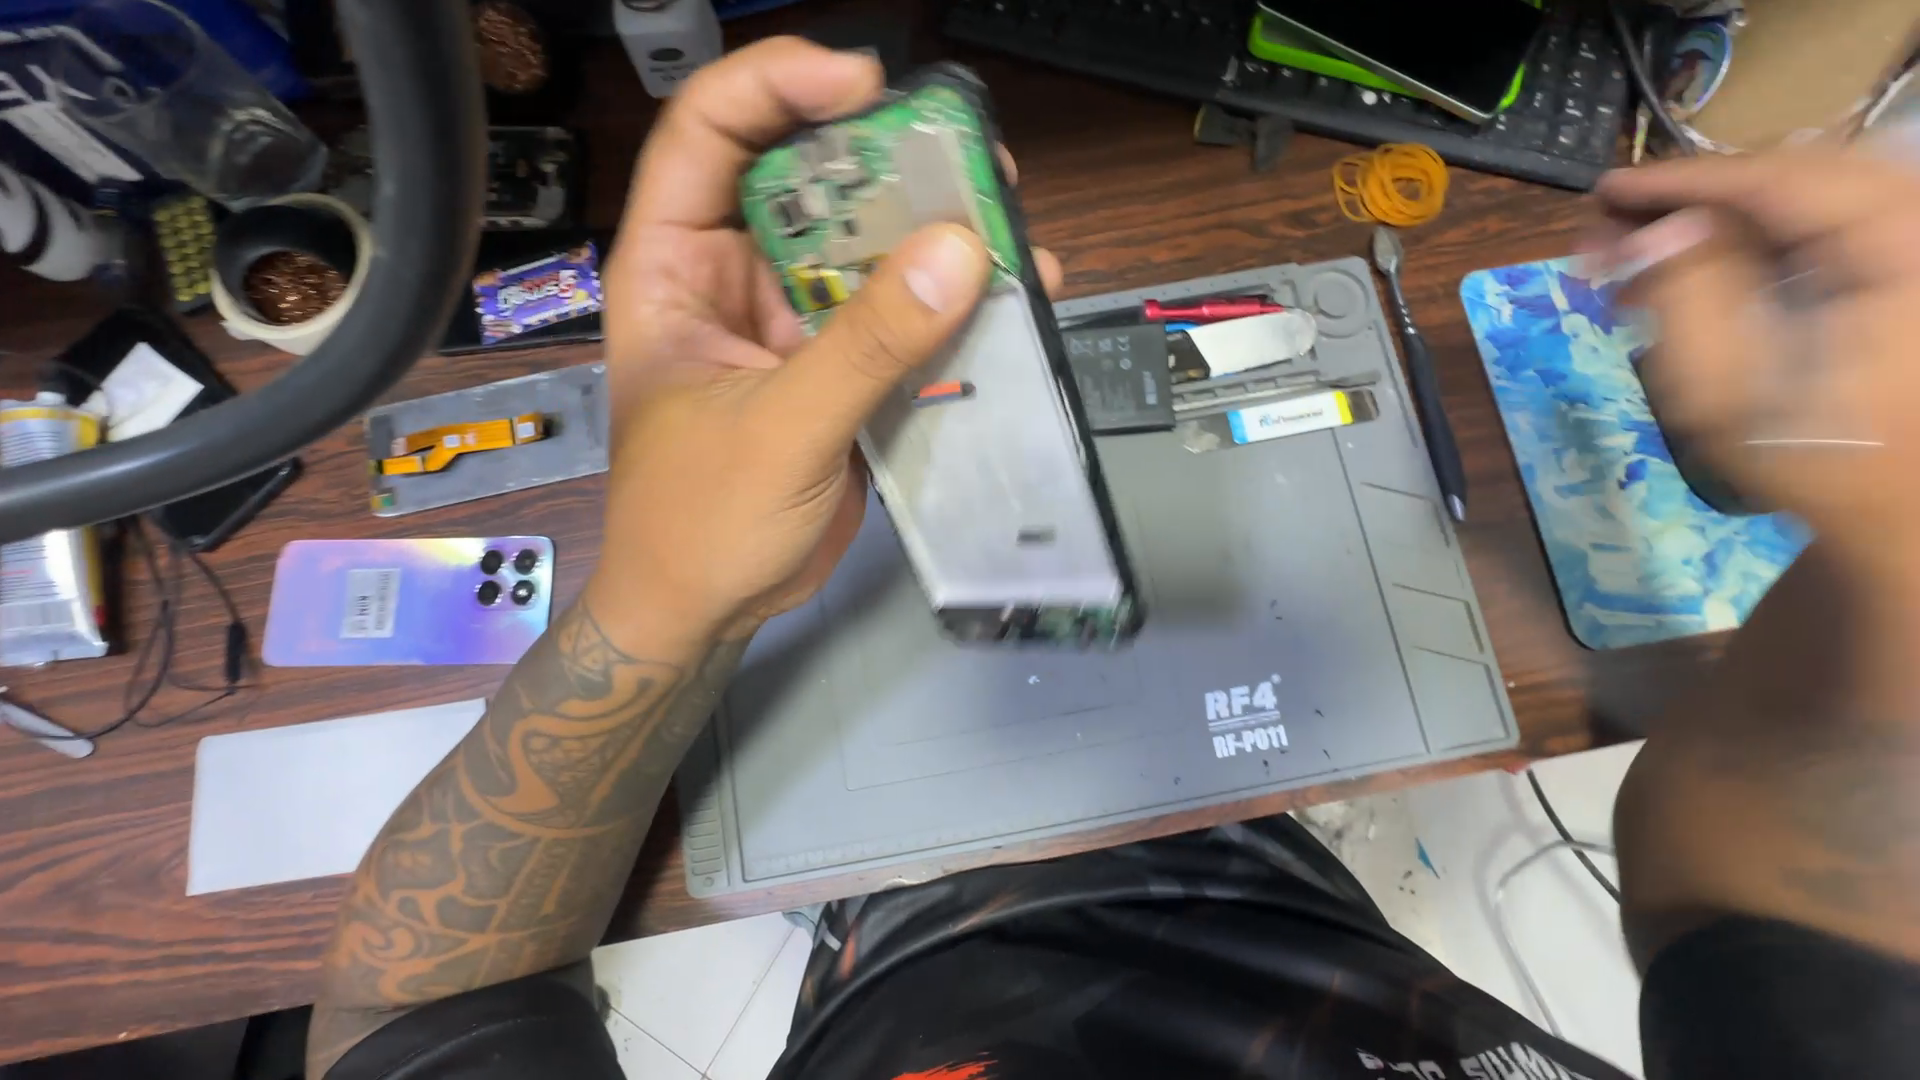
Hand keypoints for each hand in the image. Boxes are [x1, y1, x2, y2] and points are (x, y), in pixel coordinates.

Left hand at [591, 38, 1058, 644]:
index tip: (863, 85)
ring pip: (866, 257)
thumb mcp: (779, 429)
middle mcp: (737, 283)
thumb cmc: (701, 523)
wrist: (711, 608)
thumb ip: (864, 346)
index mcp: (678, 270)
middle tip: (967, 164)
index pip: (711, 135)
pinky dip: (944, 315)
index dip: (778, 88)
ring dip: (931, 243)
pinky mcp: (839, 376)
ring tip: (1004, 229)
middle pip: (810, 187)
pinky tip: (1001, 305)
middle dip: (886, 167)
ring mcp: (794, 330)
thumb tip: (957, 254)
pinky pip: (896, 325)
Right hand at [1593, 148, 1919, 568]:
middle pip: (1801, 171)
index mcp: (1897, 254)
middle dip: (1695, 193)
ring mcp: (1908, 250)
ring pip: (1808, 192)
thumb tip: (1656, 230)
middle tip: (1610, 223)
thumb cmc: (1798, 454)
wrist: (1885, 499)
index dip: (1687, 180)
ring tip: (1632, 252)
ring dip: (1712, 215)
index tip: (1605, 190)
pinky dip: (1742, 237)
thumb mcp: (1722, 386)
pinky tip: (1679, 268)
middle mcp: (1915, 234)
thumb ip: (1688, 298)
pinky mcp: (1893, 269)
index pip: (1784, 180)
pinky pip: (1817, 225)